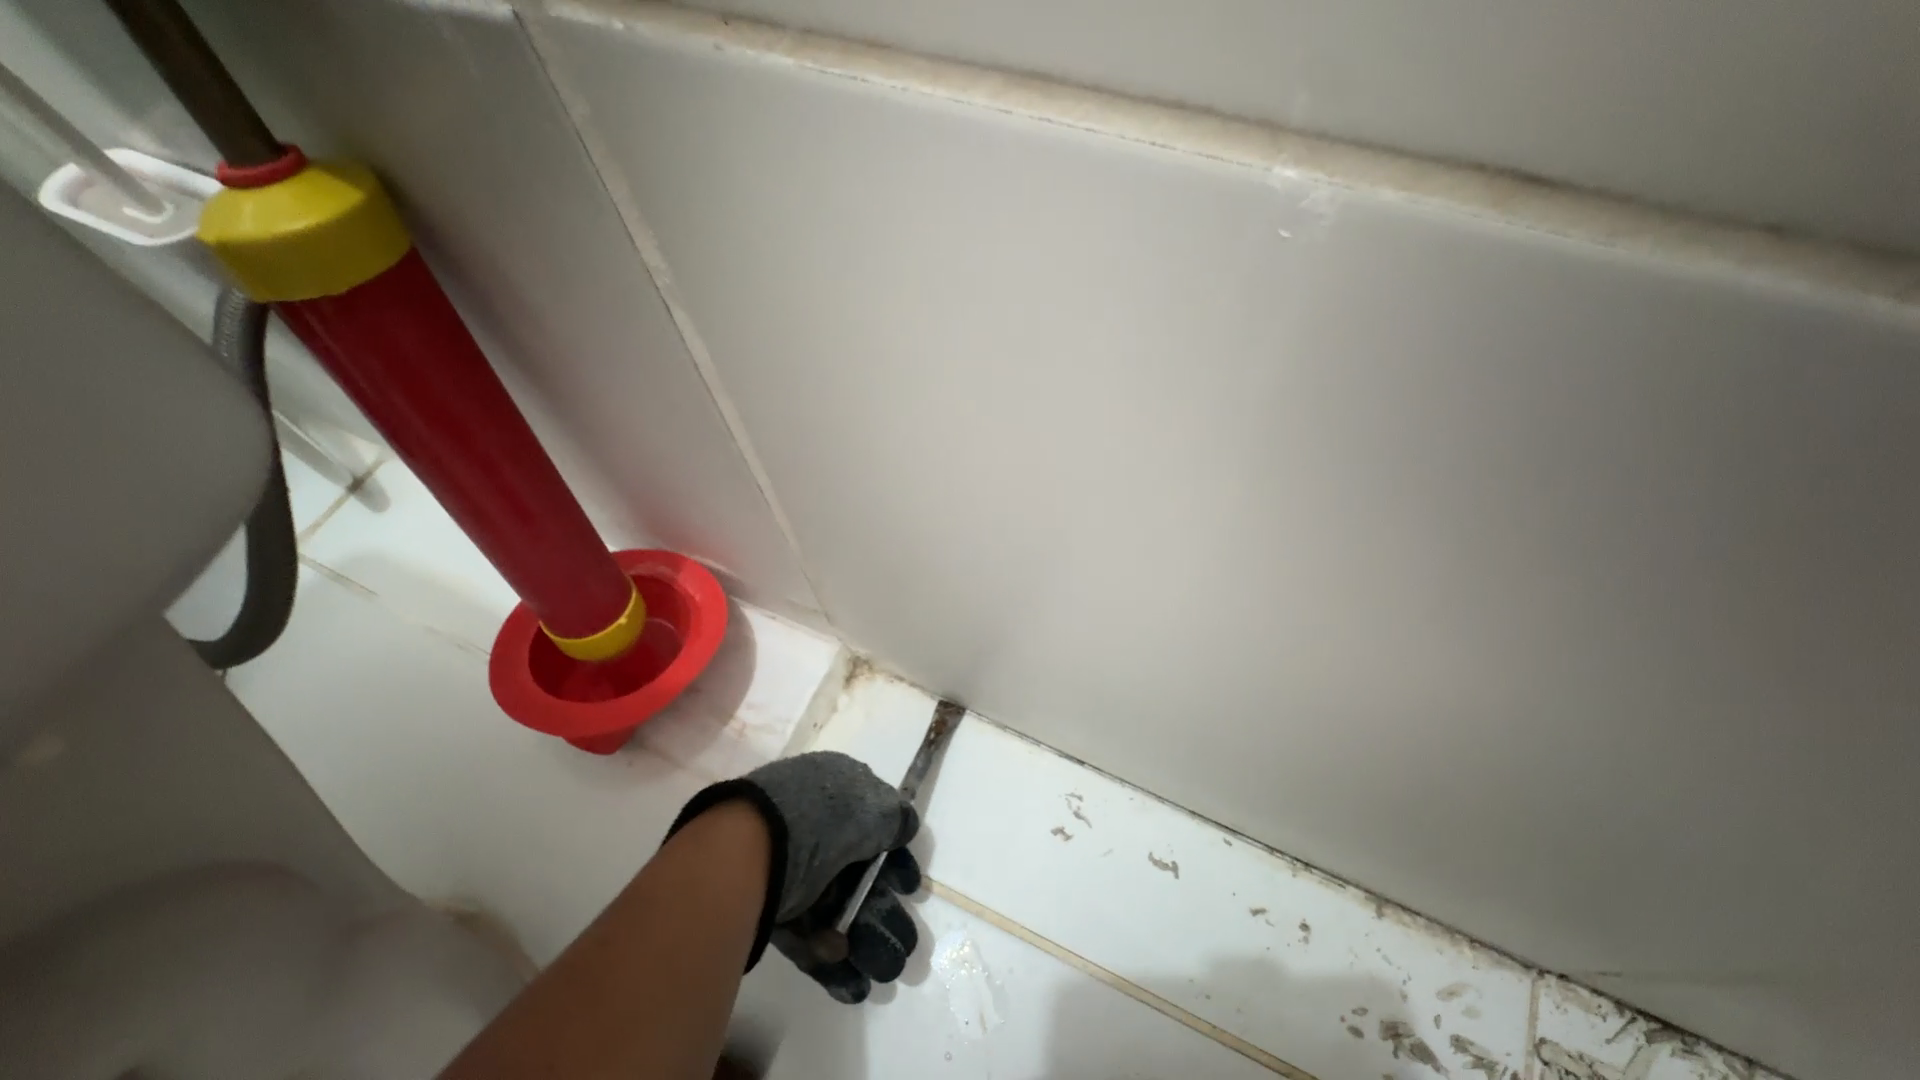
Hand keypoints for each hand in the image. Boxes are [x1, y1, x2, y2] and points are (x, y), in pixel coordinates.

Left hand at [666, 751, 921, 1003]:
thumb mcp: (871, 806)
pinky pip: (806, 935)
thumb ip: (895, 818)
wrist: (746, 851)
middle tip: (905, 948)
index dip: (894, 860)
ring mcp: (789, 873)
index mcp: (832, 796)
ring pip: (835, 911)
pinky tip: (854, 986)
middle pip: (856, 877)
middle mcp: (812, 832)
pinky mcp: (769, 912)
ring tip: (885, 974)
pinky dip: (829, 961)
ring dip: (865, 943)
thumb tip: (904, 826)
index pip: (871, 829)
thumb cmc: (817, 820)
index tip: (909, 889)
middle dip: (884, 913)